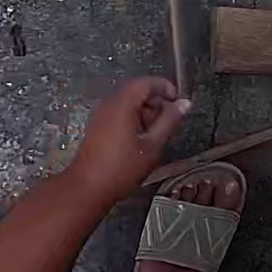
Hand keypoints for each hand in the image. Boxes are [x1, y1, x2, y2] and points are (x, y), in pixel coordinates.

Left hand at [68, 77, 190, 201]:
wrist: (87, 188)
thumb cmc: (121, 168)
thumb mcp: (153, 145)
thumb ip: (170, 121)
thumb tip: (184, 104)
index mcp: (122, 104)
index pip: (146, 83)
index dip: (165, 87)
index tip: (178, 101)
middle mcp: (109, 105)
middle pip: (137, 92)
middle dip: (157, 103)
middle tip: (170, 122)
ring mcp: (101, 116)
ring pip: (129, 104)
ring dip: (147, 114)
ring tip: (157, 136)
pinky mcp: (98, 127)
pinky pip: (120, 114)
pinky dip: (135, 121)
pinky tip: (142, 142)